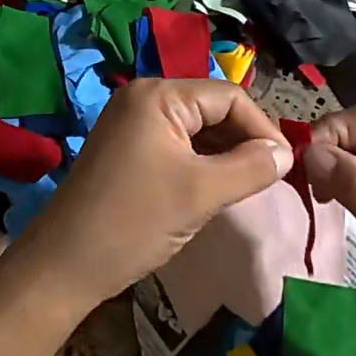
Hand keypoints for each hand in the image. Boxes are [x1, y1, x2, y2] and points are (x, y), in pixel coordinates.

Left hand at [8, 79, 294, 311]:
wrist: (68, 259)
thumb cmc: (135, 219)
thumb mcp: (201, 192)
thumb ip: (251, 167)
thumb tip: (287, 153)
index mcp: (157, 95)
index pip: (228, 96)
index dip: (263, 128)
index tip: (287, 167)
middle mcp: (142, 97)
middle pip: (211, 107)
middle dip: (244, 138)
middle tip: (272, 178)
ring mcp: (131, 122)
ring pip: (195, 126)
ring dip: (225, 151)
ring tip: (250, 185)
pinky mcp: (127, 146)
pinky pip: (176, 142)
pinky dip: (201, 160)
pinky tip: (218, 185)